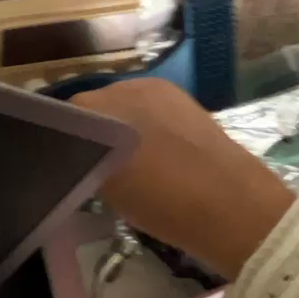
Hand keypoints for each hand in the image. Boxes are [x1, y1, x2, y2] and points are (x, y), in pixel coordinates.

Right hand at [71, 79, 294, 277]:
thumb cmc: (161, 202)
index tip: (72, 163)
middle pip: (95, 106)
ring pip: (124, 106)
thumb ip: (84, 159)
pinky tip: (156, 152)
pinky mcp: (183, 99)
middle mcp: (121, 88)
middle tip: (100, 162)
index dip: (67, 140)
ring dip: (122, 126)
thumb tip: (77, 152)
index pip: (64, 118)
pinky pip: (151, 108)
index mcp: (96, 107)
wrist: (234, 209)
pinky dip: (148, 125)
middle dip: (96, 129)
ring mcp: (156, 89)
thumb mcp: (105, 187)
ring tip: (131, 158)